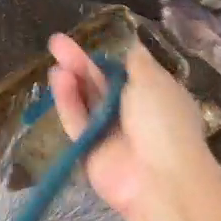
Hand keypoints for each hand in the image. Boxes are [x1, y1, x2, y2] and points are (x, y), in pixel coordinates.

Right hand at [48, 33, 208, 220]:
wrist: (161, 180)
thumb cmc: (164, 121)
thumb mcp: (154, 80)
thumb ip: (136, 62)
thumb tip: (131, 47)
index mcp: (155, 95)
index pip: (128, 72)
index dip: (108, 57)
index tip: (90, 41)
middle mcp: (133, 113)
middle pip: (102, 83)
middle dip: (81, 62)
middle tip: (56, 42)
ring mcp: (110, 133)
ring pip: (86, 100)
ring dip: (72, 78)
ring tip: (56, 56)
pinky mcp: (89, 150)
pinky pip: (76, 121)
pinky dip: (67, 100)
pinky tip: (58, 78)